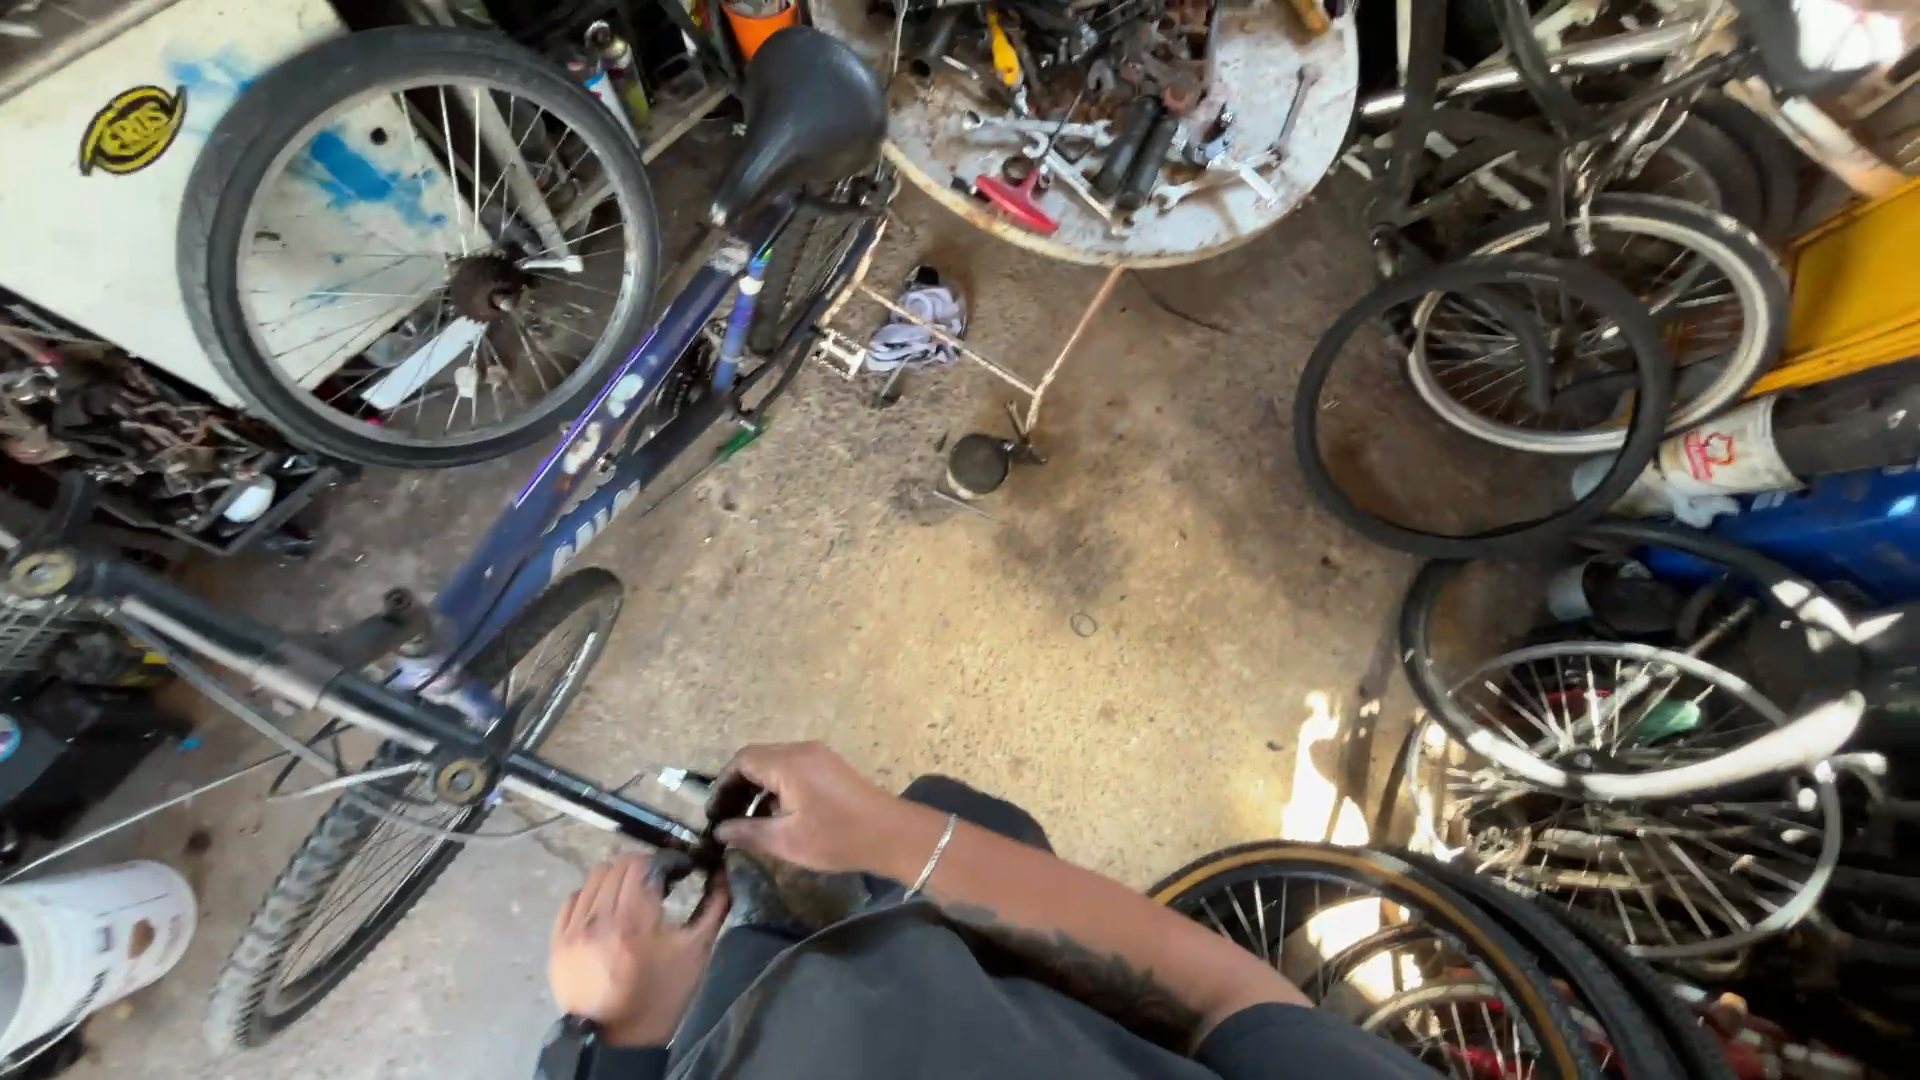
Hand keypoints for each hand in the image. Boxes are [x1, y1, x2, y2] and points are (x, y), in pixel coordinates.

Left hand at [548, 852, 728, 1046]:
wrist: (615, 1042)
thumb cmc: (660, 995)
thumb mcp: (697, 950)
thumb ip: (716, 905)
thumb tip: (725, 871)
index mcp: (634, 920)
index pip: (645, 864)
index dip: (666, 862)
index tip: (679, 873)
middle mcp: (599, 919)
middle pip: (619, 864)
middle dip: (643, 867)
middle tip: (658, 884)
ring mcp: (573, 931)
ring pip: (594, 876)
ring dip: (617, 878)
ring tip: (631, 896)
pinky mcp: (557, 944)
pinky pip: (572, 899)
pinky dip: (592, 896)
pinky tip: (606, 910)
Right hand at [709, 742, 942, 877]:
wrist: (890, 833)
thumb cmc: (836, 837)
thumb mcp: (786, 841)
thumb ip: (748, 832)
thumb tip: (720, 830)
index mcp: (789, 763)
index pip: (742, 759)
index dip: (723, 784)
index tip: (713, 812)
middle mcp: (802, 751)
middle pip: (758, 758)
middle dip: (738, 786)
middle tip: (726, 818)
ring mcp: (819, 756)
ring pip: (775, 764)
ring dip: (758, 789)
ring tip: (747, 822)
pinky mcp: (830, 766)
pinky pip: (792, 769)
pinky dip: (777, 788)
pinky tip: (775, 816)